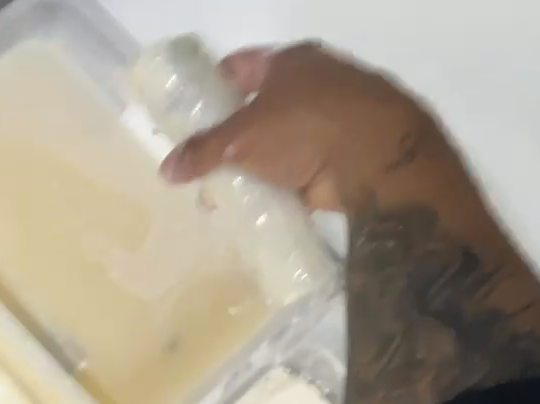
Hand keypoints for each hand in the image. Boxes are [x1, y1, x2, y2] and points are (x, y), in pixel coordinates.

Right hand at [158, 43, 451, 211]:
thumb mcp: (240, 139)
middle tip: (194, 161)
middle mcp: (309, 84)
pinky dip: (268, 184)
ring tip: (215, 191)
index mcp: (289, 62)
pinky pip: (287, 169)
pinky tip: (246, 203)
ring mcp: (324, 119)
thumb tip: (166, 169)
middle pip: (251, 108)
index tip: (183, 113)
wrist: (373, 158)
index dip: (208, 86)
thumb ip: (201, 152)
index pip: (237, 67)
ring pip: (269, 142)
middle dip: (222, 136)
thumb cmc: (303, 128)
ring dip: (244, 165)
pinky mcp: (333, 153)